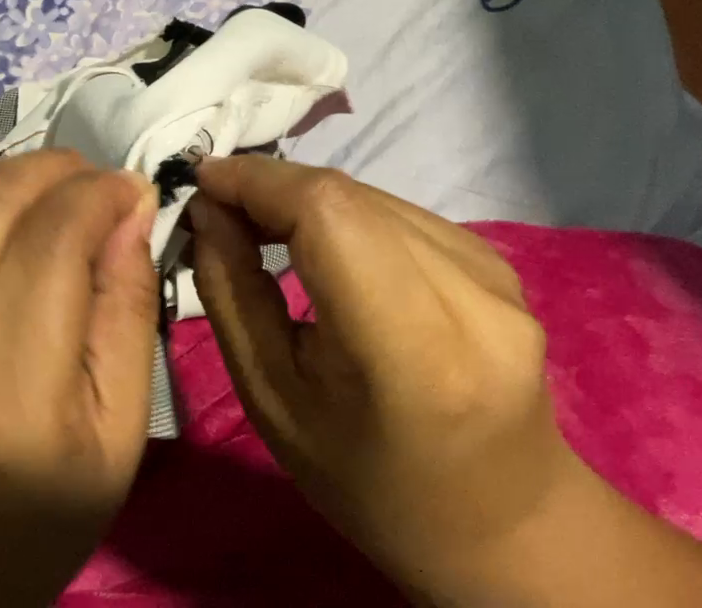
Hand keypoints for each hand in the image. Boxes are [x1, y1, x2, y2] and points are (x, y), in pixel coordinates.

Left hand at [0, 152, 160, 606]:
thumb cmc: (42, 505)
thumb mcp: (119, 432)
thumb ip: (127, 312)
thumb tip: (129, 207)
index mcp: (12, 402)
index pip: (50, 248)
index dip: (95, 195)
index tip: (130, 188)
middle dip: (56, 170)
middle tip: (95, 180)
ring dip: (13, 171)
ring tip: (56, 187)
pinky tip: (5, 210)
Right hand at [188, 156, 701, 606]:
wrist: (500, 521)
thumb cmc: (365, 476)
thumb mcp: (270, 395)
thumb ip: (231, 292)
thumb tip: (206, 209)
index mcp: (412, 349)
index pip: (329, 215)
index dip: (258, 182)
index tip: (201, 180)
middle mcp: (470, 299)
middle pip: (349, 196)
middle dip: (270, 187)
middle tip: (218, 207)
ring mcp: (496, 277)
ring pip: (371, 196)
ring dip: (302, 197)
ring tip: (257, 223)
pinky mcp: (500, 264)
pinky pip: (397, 213)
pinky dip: (340, 213)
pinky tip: (315, 241)